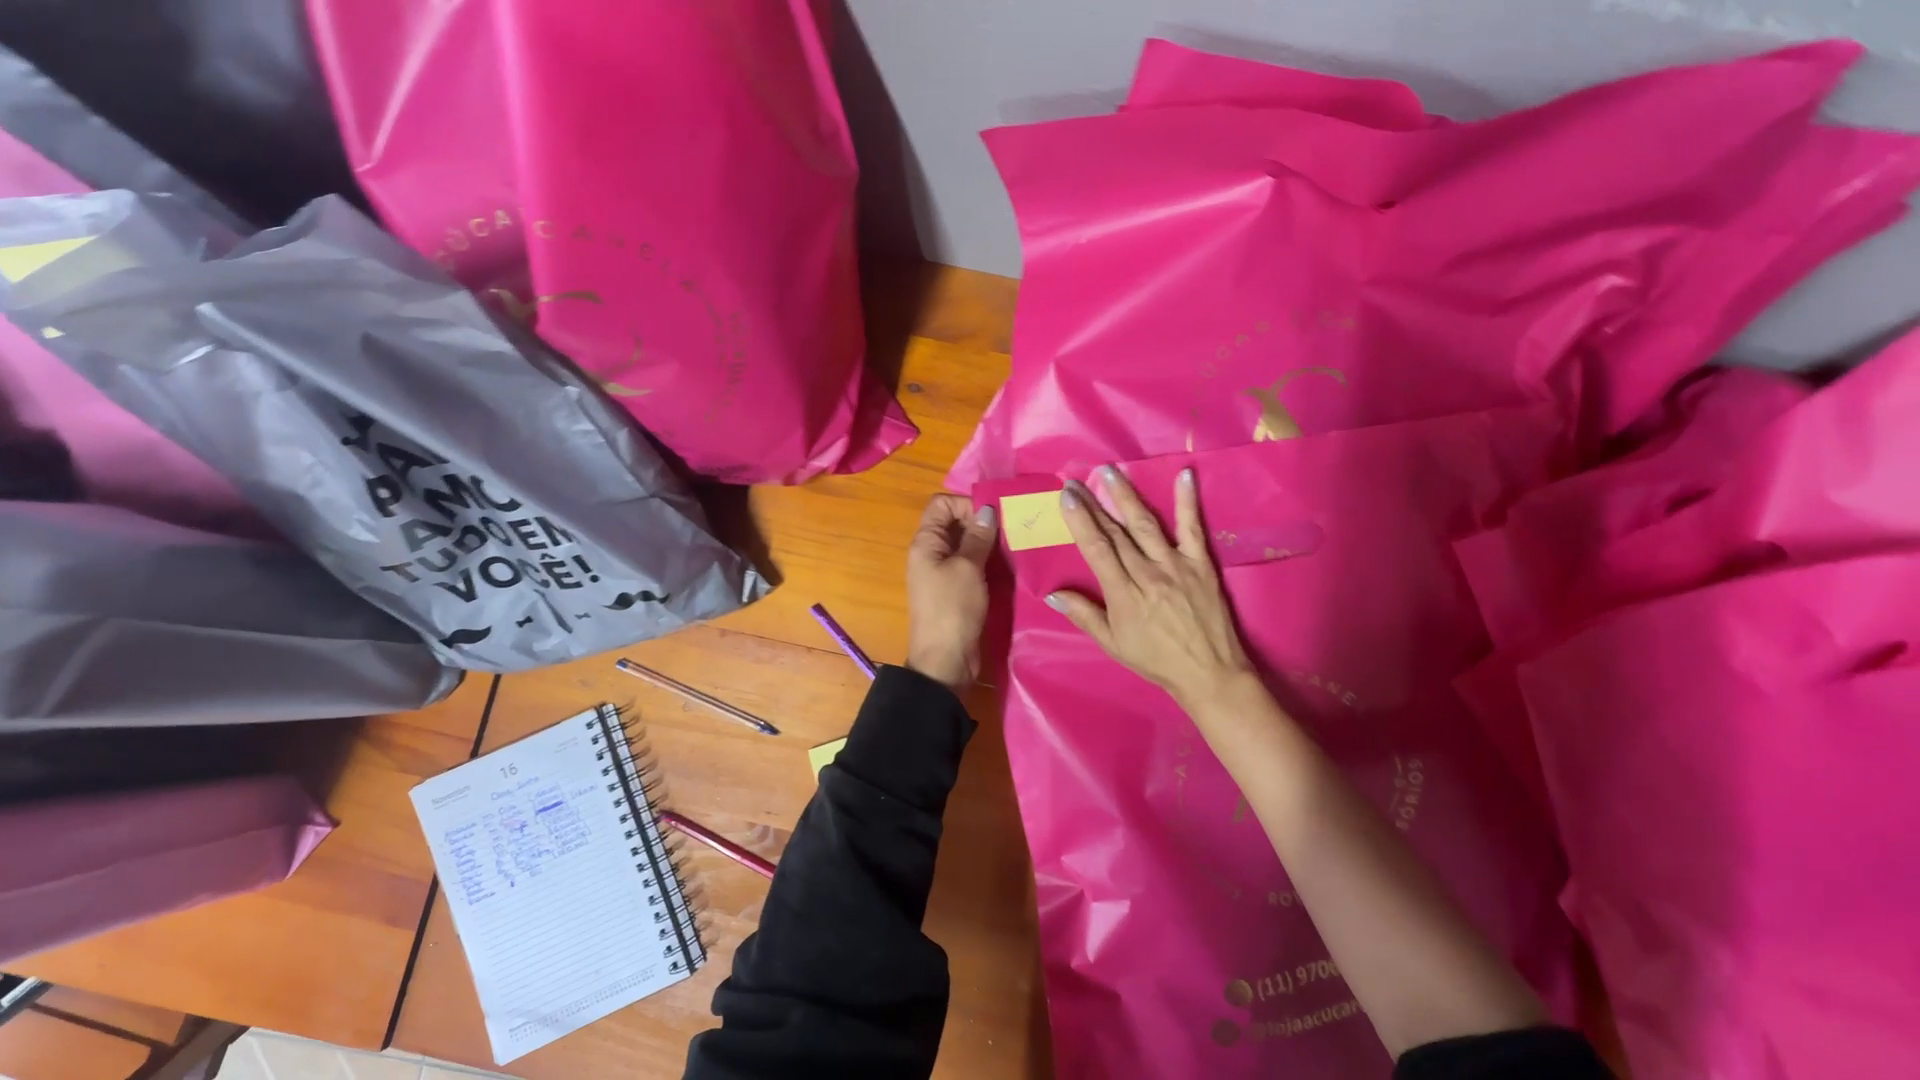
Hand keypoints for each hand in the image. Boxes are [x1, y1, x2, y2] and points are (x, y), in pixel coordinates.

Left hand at [905, 494, 998, 689]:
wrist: (946, 660)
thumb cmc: (953, 609)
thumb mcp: (968, 569)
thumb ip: (978, 537)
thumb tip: (987, 509)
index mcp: (925, 542)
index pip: (941, 504)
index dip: (966, 504)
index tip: (992, 518)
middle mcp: (932, 553)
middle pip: (955, 522)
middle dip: (982, 522)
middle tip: (1011, 530)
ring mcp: (944, 572)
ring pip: (967, 544)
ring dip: (989, 543)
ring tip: (1015, 545)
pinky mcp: (957, 589)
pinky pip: (973, 565)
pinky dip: (989, 562)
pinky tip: (1010, 565)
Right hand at [1048, 467, 1254, 710]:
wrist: (1208, 673)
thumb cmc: (1156, 661)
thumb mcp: (1113, 644)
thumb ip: (1084, 615)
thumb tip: (1052, 593)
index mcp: (1123, 595)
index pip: (1097, 549)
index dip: (1080, 521)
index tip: (1066, 497)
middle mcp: (1147, 574)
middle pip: (1116, 533)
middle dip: (1094, 503)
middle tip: (1076, 479)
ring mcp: (1175, 566)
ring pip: (1146, 524)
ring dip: (1126, 496)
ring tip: (1110, 471)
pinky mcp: (1201, 564)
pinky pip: (1192, 528)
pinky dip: (1187, 501)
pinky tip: (1184, 475)